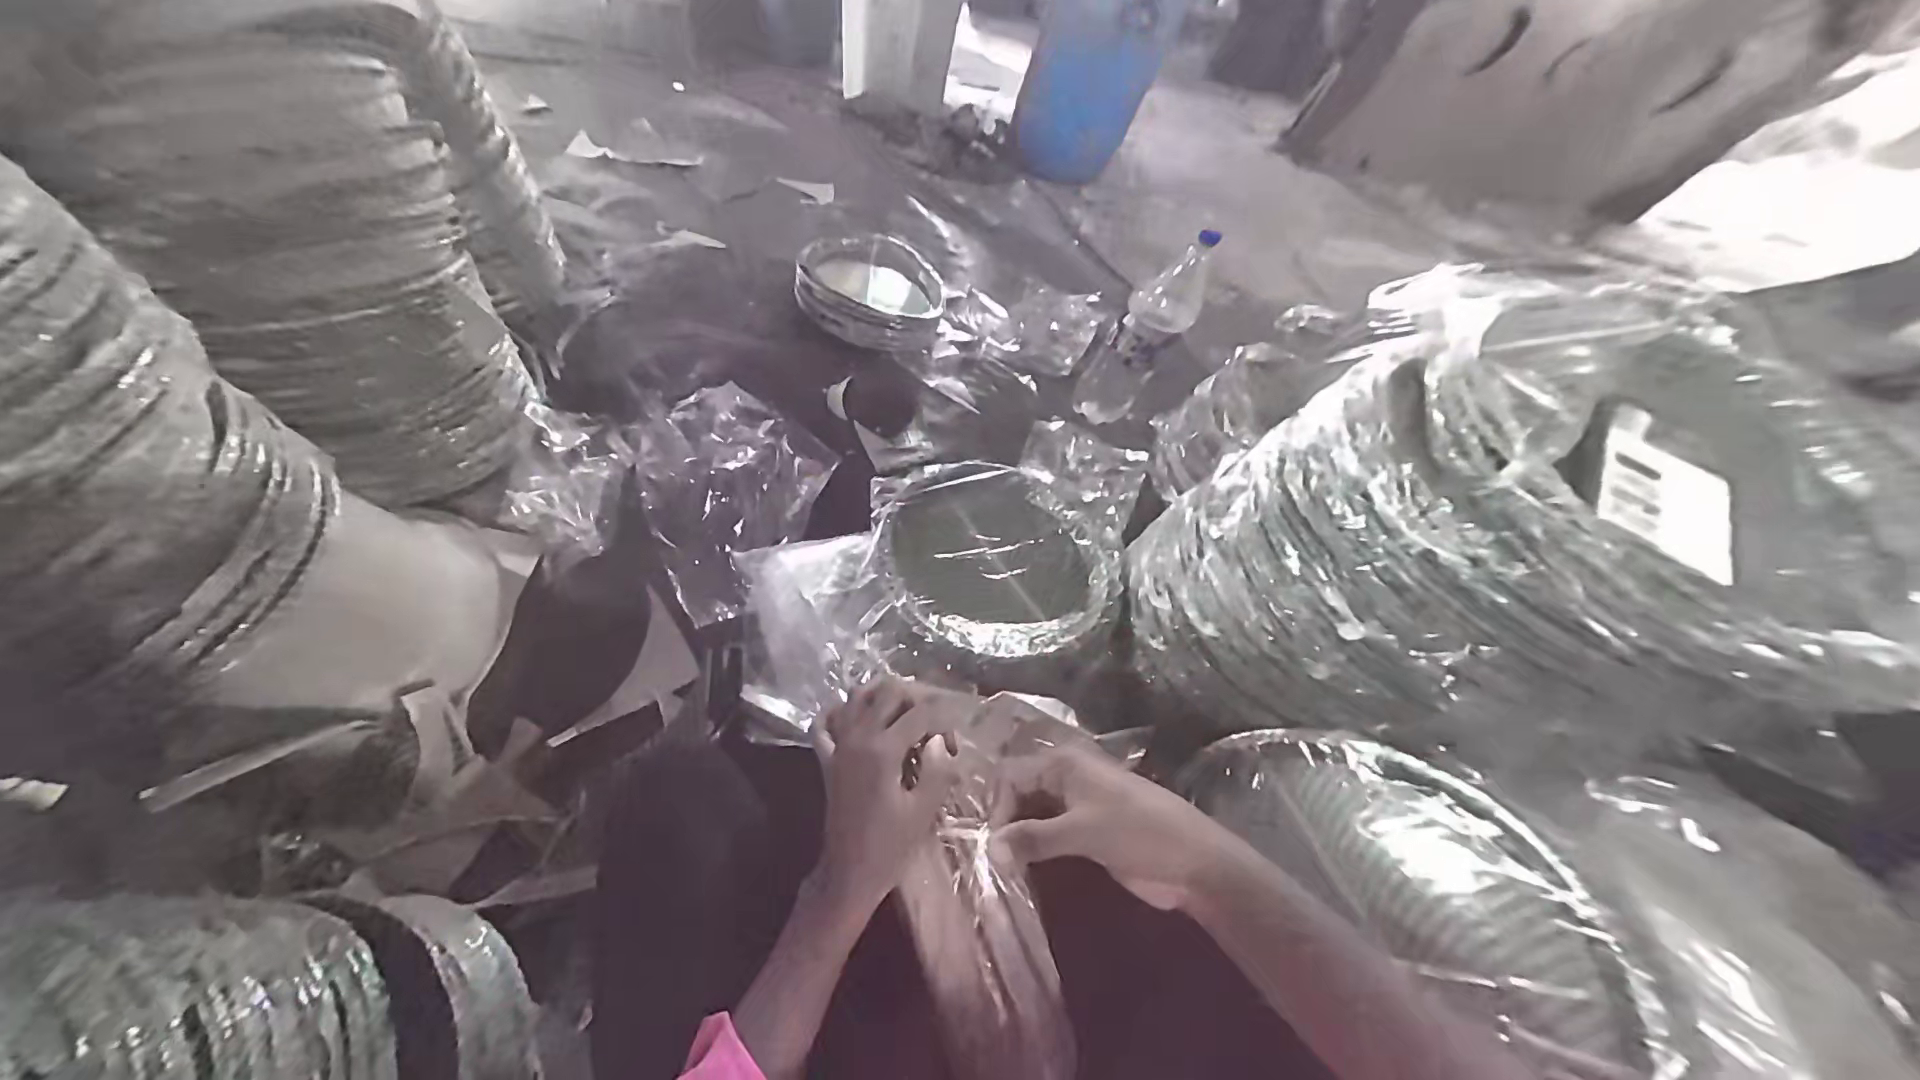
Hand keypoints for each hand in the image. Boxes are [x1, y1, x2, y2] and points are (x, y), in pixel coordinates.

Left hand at [813, 677, 973, 911]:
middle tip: (932, 725)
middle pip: (888, 691)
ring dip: (883, 697)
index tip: (954, 747)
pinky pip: (826, 722)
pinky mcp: (827, 759)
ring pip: (857, 696)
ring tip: (904, 715)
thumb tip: (941, 743)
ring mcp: (838, 745)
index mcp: (883, 749)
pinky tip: (859, 720)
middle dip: (917, 699)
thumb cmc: (889, 847)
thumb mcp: (923, 811)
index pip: (921, 714)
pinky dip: (841, 712)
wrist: (847, 875)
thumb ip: (937, 769)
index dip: (944, 723)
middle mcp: (857, 737)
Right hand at [996, 742, 1242, 911]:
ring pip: (1034, 812)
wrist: (1194, 861)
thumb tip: (989, 849)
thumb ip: (1033, 838)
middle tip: (991, 857)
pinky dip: (1035, 846)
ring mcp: (1078, 804)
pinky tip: (1023, 866)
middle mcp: (1066, 777)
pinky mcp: (1087, 830)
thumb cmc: (1137, 833)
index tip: (993, 845)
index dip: (998, 806)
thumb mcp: (1082, 832)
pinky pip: (1049, 832)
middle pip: (1020, 791)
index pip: (1011, 775)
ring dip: (1018, 834)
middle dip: (1004, 819)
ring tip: (1000, 865)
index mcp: (1064, 764)